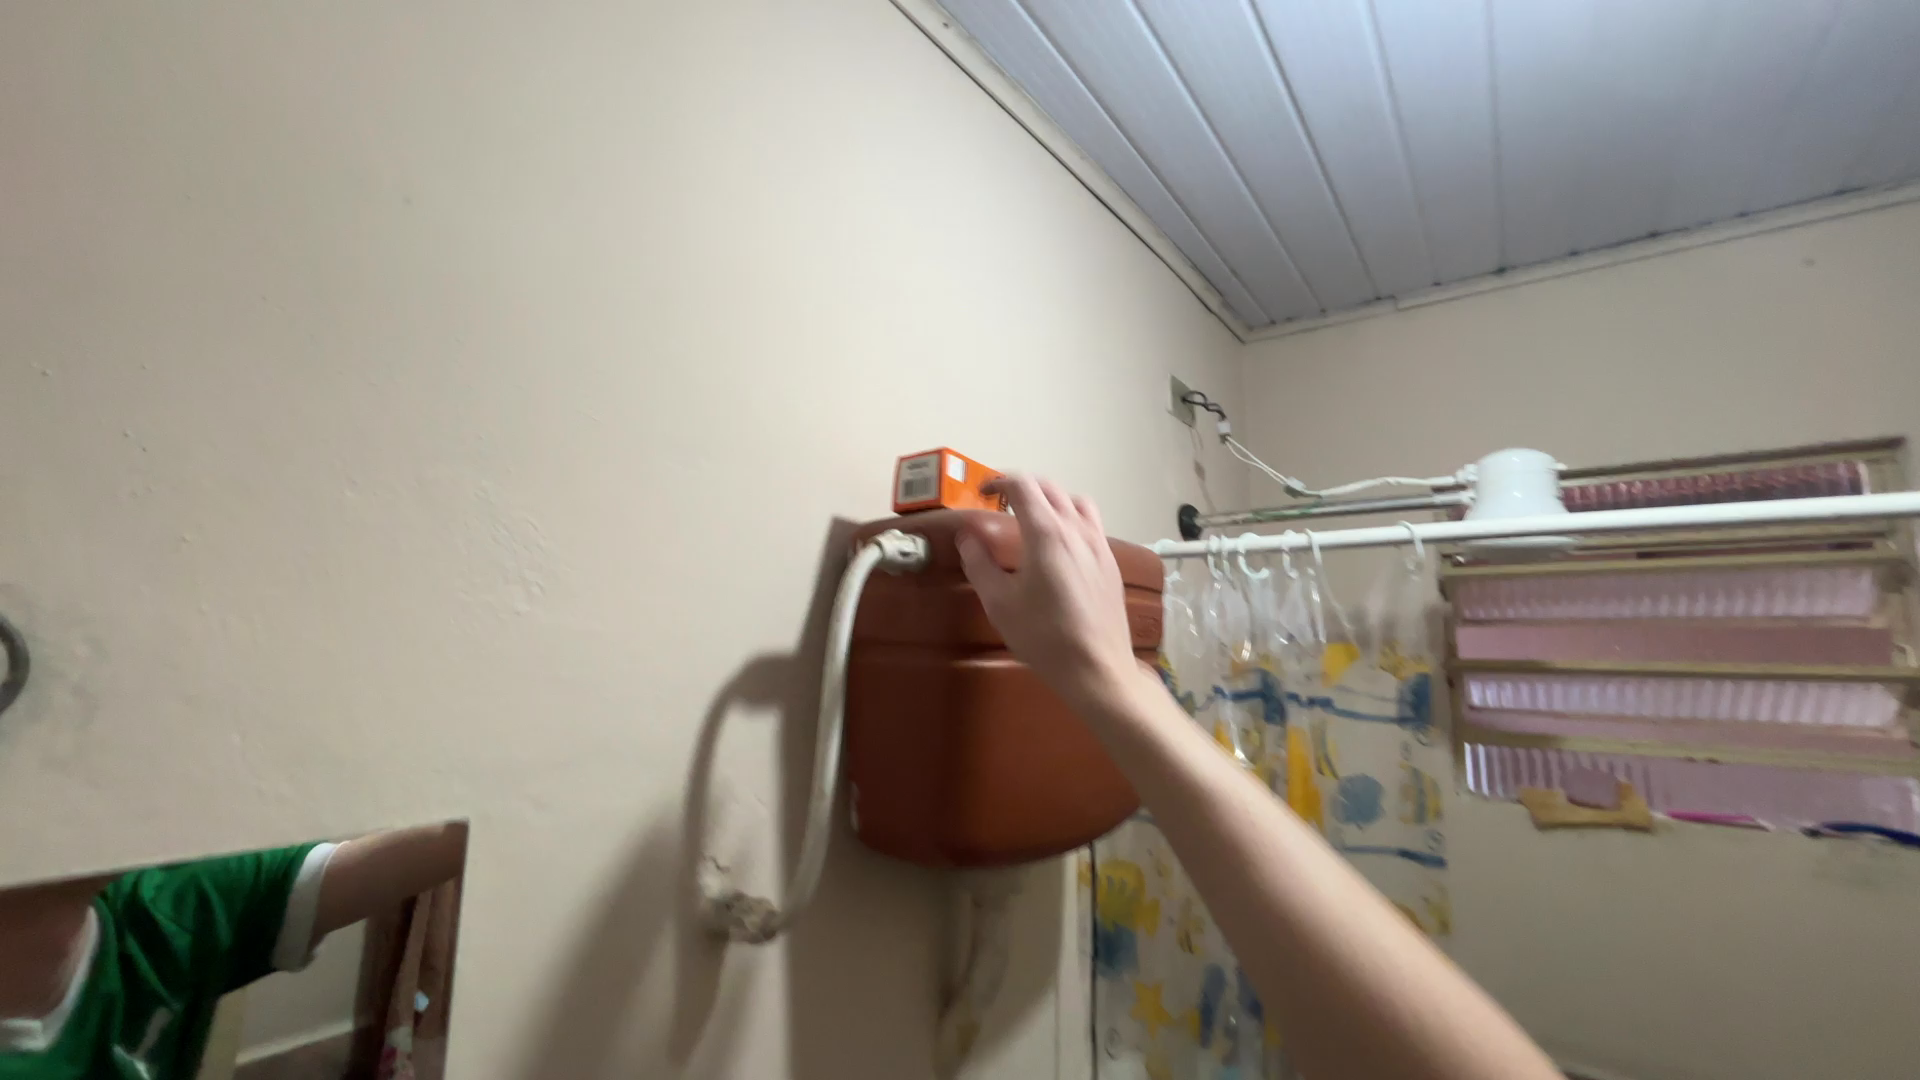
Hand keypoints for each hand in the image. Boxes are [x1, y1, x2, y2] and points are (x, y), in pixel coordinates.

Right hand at [956, 475, 1140, 707]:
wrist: (1096, 668)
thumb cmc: (1043, 636)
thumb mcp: (999, 603)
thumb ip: (979, 564)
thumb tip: (967, 538)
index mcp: (1047, 533)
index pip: (1023, 486)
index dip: (999, 481)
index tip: (983, 492)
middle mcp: (1077, 529)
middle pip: (1050, 488)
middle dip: (1023, 488)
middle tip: (1001, 504)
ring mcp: (1099, 544)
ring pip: (1076, 501)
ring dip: (1051, 500)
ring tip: (1033, 519)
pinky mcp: (1110, 562)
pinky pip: (1091, 524)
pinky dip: (1071, 519)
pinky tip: (1059, 547)